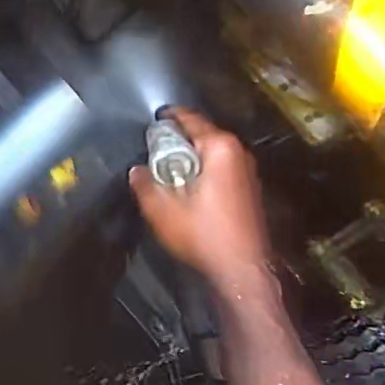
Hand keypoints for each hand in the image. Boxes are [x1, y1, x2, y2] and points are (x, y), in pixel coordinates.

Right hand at [128, 108, 271, 287]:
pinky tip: (184, 186)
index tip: (154, 118)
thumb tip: (136, 171)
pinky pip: (219, 167)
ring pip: (210, 153)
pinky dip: (200, 169)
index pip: (192, 119)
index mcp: (219, 150)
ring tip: (164, 168)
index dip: (170, 117)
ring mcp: (247, 171)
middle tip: (152, 149)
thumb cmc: (204, 234)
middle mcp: (238, 154)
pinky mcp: (247, 188)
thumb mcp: (161, 209)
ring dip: (188, 156)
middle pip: (202, 135)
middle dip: (177, 140)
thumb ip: (144, 184)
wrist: (241, 267)